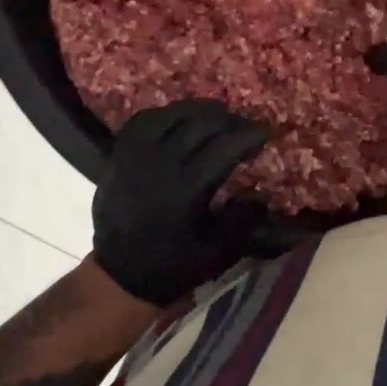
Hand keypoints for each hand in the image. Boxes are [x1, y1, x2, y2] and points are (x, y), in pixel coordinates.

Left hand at [92, 99, 271, 305]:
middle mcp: (160, 165)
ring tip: (218, 117)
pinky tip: (181, 121)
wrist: (119, 274)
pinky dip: (167, 114)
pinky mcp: (118, 154)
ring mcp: (135, 156)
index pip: (224, 147)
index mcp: (185, 190)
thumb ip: (243, 221)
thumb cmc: (172, 266)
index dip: (249, 134)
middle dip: (230, 119)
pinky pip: (144, 120)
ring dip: (200, 111)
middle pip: (200, 124)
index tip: (268, 130)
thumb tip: (262, 193)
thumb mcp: (217, 253)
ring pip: (172, 114)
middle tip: (245, 126)